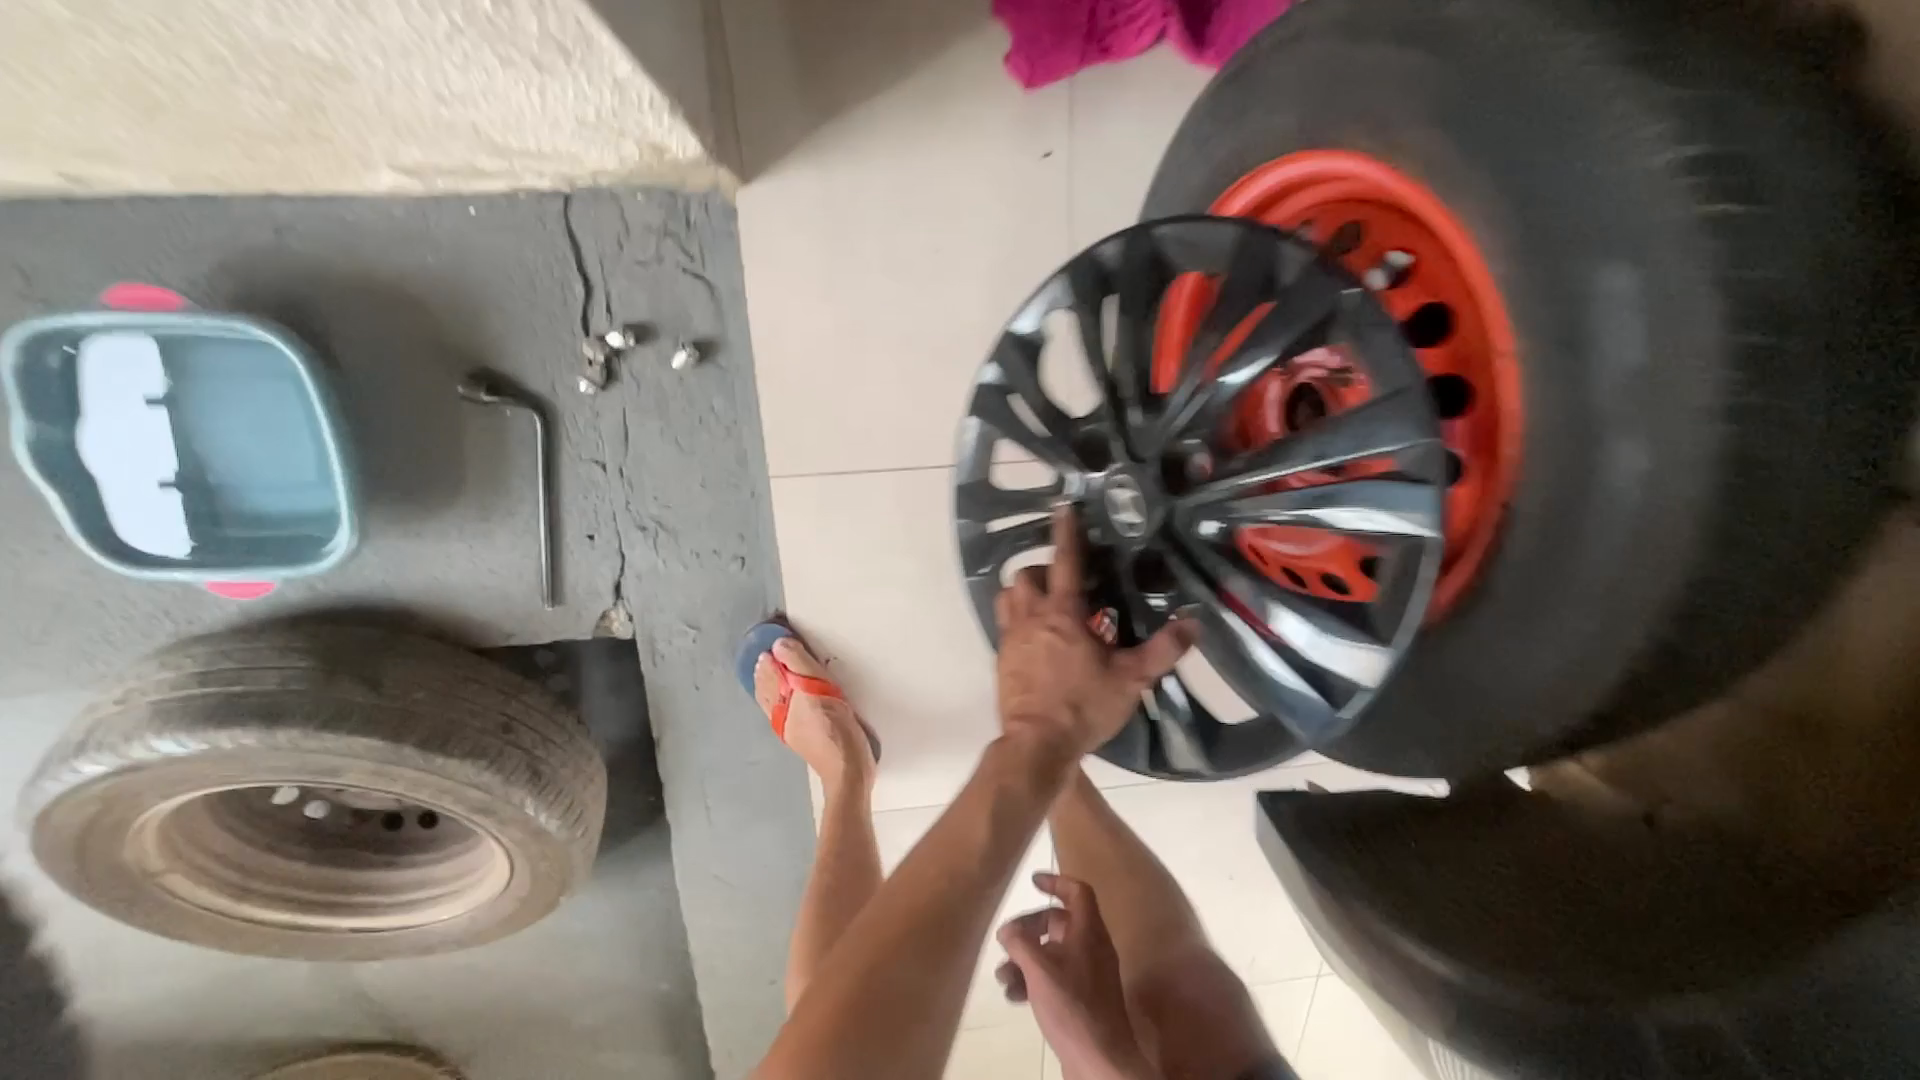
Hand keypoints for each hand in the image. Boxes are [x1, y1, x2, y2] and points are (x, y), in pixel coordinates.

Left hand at [994, 506, 1196, 758]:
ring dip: (1024, 592)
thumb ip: (1162, 650)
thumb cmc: (1083, 707)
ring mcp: (1010, 639)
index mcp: (1062, 614)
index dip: (1066, 531)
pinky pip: (1003, 625)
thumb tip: (1193, 623)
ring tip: (1047, 604)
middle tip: (1067, 582)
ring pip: (1007, 597)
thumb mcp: (1131, 680)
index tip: (1064, 505)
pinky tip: (1036, 638)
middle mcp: (1030, 618)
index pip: (1064, 560)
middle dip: (1043, 569)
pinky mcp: (1000, 660)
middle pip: (1026, 575)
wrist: (1036, 745)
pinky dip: (1017, 620)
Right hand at [997, 873, 1156, 1079]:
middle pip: (1060, 922)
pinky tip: (1013, 995)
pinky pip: (1056, 977)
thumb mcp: (1039, 969)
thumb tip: (1008, 929)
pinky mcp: (1083, 999)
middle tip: (1007, 940)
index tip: (1033, 881)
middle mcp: (1092, 948)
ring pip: (1054, 953)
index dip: (1056, 881)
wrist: (1100, 1061)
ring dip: (1026, 959)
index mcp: (1089, 932)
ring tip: (1003, 975)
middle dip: (1030, 928)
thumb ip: (1021, 943)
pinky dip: (1034, 980)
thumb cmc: (1072, 1006)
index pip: (1078, 892)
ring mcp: (1089, 975)